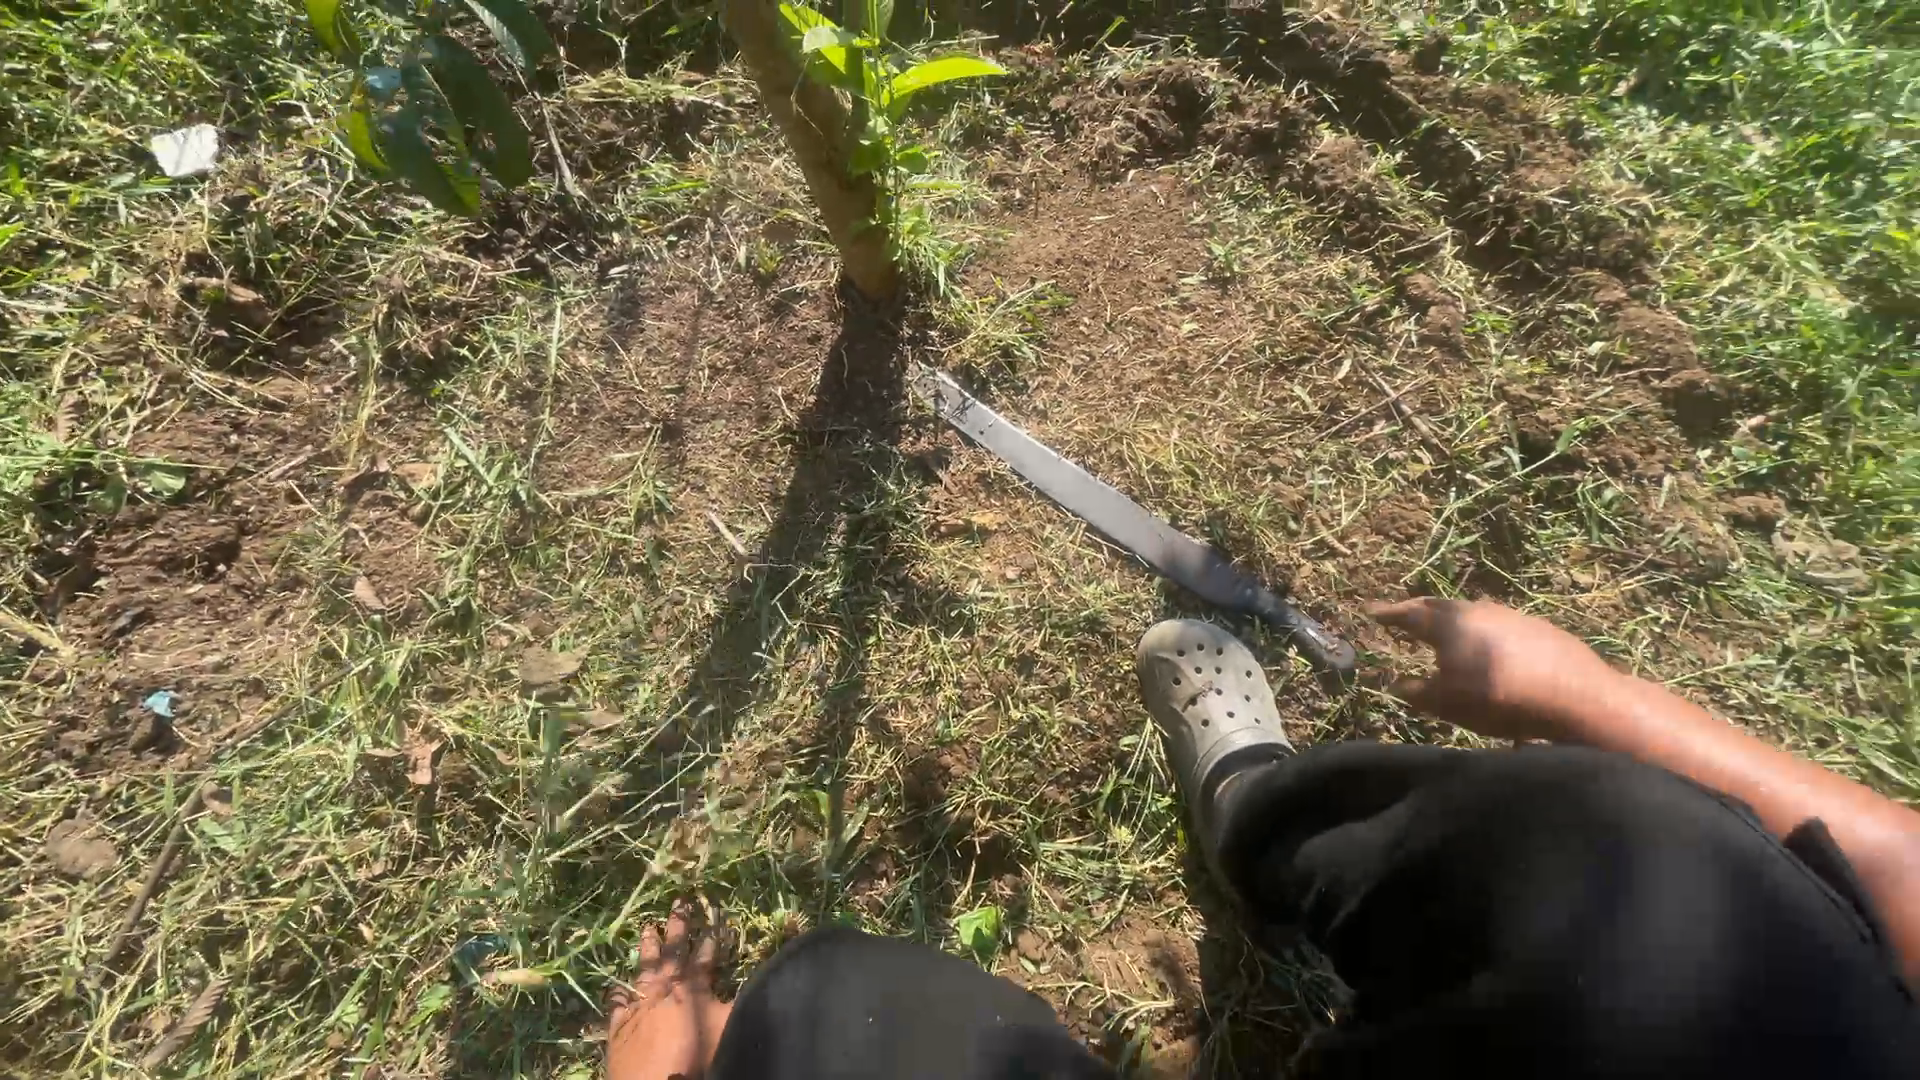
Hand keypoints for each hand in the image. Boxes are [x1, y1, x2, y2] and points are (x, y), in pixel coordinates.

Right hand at [1365, 597, 1622, 741]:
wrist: (1582, 699)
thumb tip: (1399, 682)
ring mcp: (1511, 616)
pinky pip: (1497, 622)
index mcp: (1448, 625)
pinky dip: (1481, 629)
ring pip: (1470, 611)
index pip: (1408, 615)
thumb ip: (1416, 691)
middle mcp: (1476, 611)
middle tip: (1402, 612)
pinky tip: (1487, 645)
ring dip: (1452, 618)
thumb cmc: (1501, 699)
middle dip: (1417, 609)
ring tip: (1444, 627)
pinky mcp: (1540, 628)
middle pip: (1439, 606)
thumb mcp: (1447, 704)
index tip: (1371, 611)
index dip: (1388, 614)